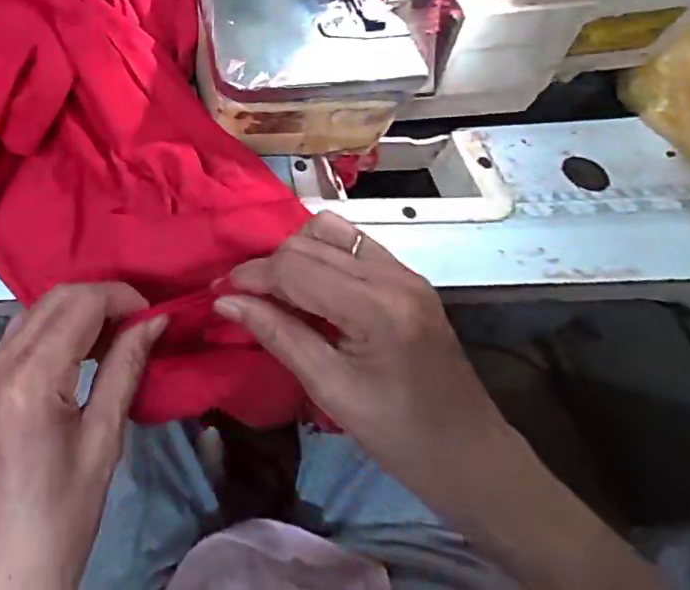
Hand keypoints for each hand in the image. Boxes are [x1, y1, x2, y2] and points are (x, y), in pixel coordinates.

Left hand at [0, 283, 167, 589]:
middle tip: (138, 321)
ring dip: (78, 309)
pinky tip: (81, 349)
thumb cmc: (63, 516)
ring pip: (36, 310)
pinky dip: (55, 327)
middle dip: (102, 297)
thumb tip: (155, 320)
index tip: (153, 315)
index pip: (80, 304)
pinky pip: (21, 334)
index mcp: (29, 381)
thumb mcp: (104, 440)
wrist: (3, 572)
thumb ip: (125, 367)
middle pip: (55, 297)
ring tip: (115, 334)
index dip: (121, 298)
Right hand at [216, 214, 662, 589]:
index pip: (296, 266)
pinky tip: (309, 286)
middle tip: (240, 297)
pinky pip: (354, 246)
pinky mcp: (409, 277)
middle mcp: (393, 274)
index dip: (251, 276)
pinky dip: (322, 255)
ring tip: (274, 289)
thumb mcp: (331, 392)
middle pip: (310, 242)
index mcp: (376, 306)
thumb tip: (226, 300)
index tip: (217, 293)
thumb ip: (278, 335)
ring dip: (295, 253)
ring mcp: (405, 271)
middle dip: (268, 264)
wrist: (472, 457)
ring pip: (331, 232)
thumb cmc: (399, 438)